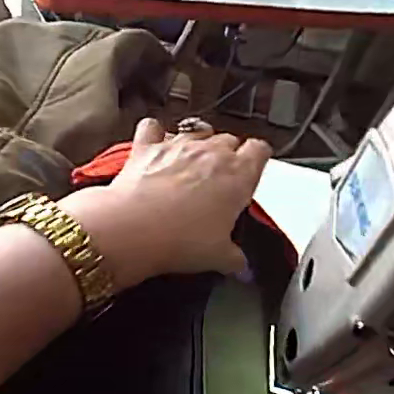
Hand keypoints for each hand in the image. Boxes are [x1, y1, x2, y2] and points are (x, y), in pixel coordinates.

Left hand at [60, 117, 270, 286]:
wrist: (134, 230)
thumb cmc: (180, 238)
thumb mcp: (218, 256)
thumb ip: (234, 258)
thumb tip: (239, 264)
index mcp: (238, 175)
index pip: (259, 150)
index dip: (257, 158)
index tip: (253, 170)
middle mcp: (211, 152)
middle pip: (229, 139)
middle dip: (227, 155)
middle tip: (220, 181)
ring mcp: (178, 145)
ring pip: (196, 131)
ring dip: (197, 144)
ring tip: (191, 166)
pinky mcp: (147, 147)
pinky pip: (154, 128)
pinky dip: (155, 134)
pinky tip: (156, 146)